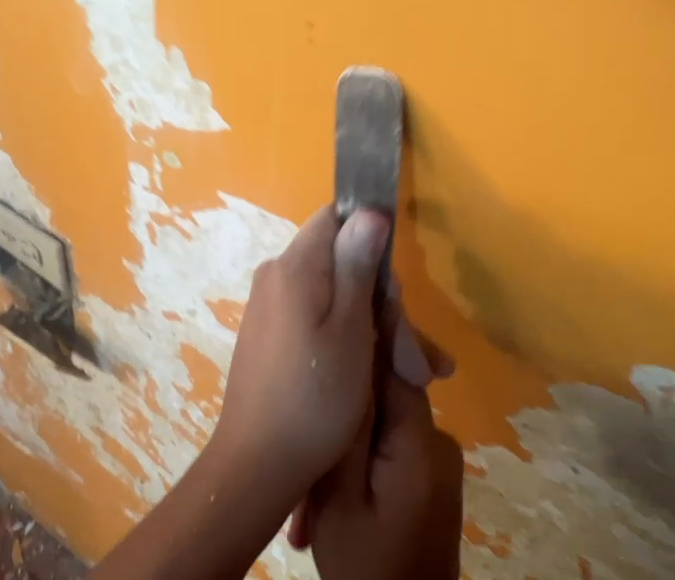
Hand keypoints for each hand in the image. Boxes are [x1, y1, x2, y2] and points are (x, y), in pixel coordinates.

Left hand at [211, 206, 390, 499]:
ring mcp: (269, 306)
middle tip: (415, 361)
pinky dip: (348, 340)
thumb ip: (357, 266)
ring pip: (334, 297)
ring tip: (410, 377)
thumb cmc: (314, 397)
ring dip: (374, 329)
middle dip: (382, 303)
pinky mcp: (269, 334)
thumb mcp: (350, 330)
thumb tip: (369, 211)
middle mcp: (276, 275)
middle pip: (340, 263)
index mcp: (294, 266)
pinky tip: (376, 377)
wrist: (258, 462)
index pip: (336, 218)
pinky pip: (316, 319)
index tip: (395, 293)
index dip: (372, 243)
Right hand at [306, 377, 464, 579]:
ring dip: (346, 452)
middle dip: (341, 421)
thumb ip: (351, 427)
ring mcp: (440, 463)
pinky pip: (392, 452)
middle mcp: (440, 443)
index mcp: (420, 442)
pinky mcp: (434, 481)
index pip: (392, 366)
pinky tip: (336, 504)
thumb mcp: (340, 497)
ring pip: (382, 429)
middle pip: (383, 401)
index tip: (320, 361)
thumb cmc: (365, 565)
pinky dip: (362, 470)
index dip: (356, 355)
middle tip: (304, 464)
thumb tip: (356, 358)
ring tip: (310, 498)